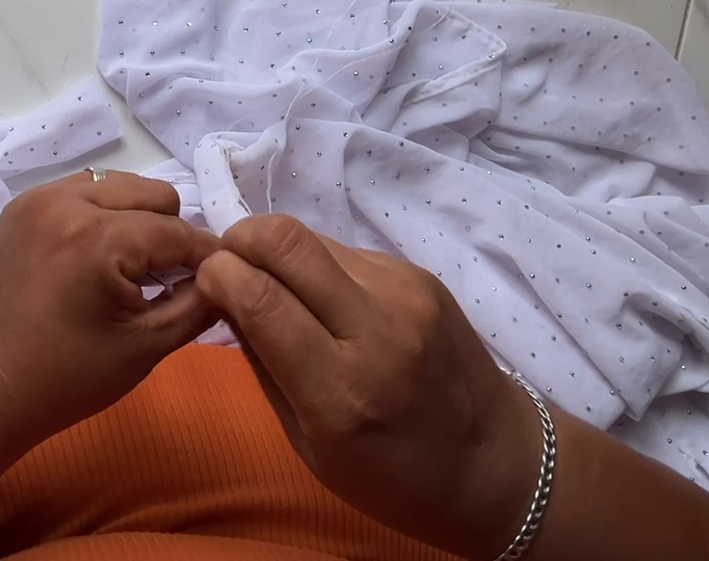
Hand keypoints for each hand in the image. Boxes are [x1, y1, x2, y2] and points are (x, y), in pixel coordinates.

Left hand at [0, 170, 220, 445]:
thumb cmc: (69, 375)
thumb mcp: (148, 346)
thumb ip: (199, 303)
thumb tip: (230, 273)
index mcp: (98, 238)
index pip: (178, 232)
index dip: (207, 257)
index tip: (223, 276)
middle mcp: (68, 201)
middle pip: (155, 194)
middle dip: (170, 234)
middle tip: (164, 278)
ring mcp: (42, 195)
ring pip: (123, 185)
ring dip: (138, 218)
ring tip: (129, 264)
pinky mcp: (26, 200)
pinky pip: (88, 188)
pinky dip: (105, 212)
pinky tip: (97, 252)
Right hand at [196, 215, 542, 558]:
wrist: (501, 466)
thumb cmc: (391, 475)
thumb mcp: (307, 441)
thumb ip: (261, 360)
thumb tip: (223, 294)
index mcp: (341, 391)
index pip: (258, 296)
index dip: (217, 274)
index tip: (206, 283)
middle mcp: (376, 328)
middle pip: (283, 239)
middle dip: (237, 238)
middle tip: (229, 263)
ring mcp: (404, 291)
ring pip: (309, 235)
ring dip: (275, 250)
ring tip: (277, 283)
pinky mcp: (417, 272)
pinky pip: (342, 248)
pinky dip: (314, 262)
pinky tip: (323, 295)